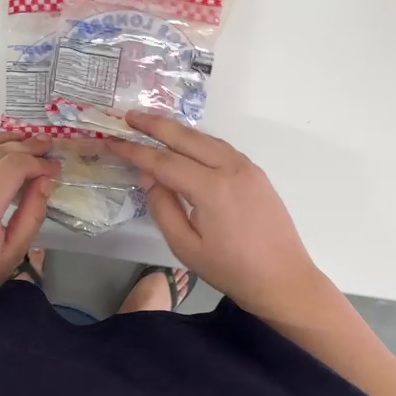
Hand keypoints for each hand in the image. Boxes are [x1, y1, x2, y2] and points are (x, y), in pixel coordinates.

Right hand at [106, 112, 331, 321]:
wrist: (283, 279)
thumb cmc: (231, 270)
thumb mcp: (186, 247)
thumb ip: (163, 208)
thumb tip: (149, 178)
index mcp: (211, 188)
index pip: (164, 161)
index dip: (135, 150)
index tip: (112, 141)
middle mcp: (231, 168)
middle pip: (187, 138)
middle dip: (156, 125)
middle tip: (129, 116)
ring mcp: (248, 168)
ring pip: (206, 139)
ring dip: (178, 130)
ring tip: (152, 125)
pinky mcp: (256, 174)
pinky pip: (222, 148)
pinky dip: (199, 141)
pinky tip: (186, 145)